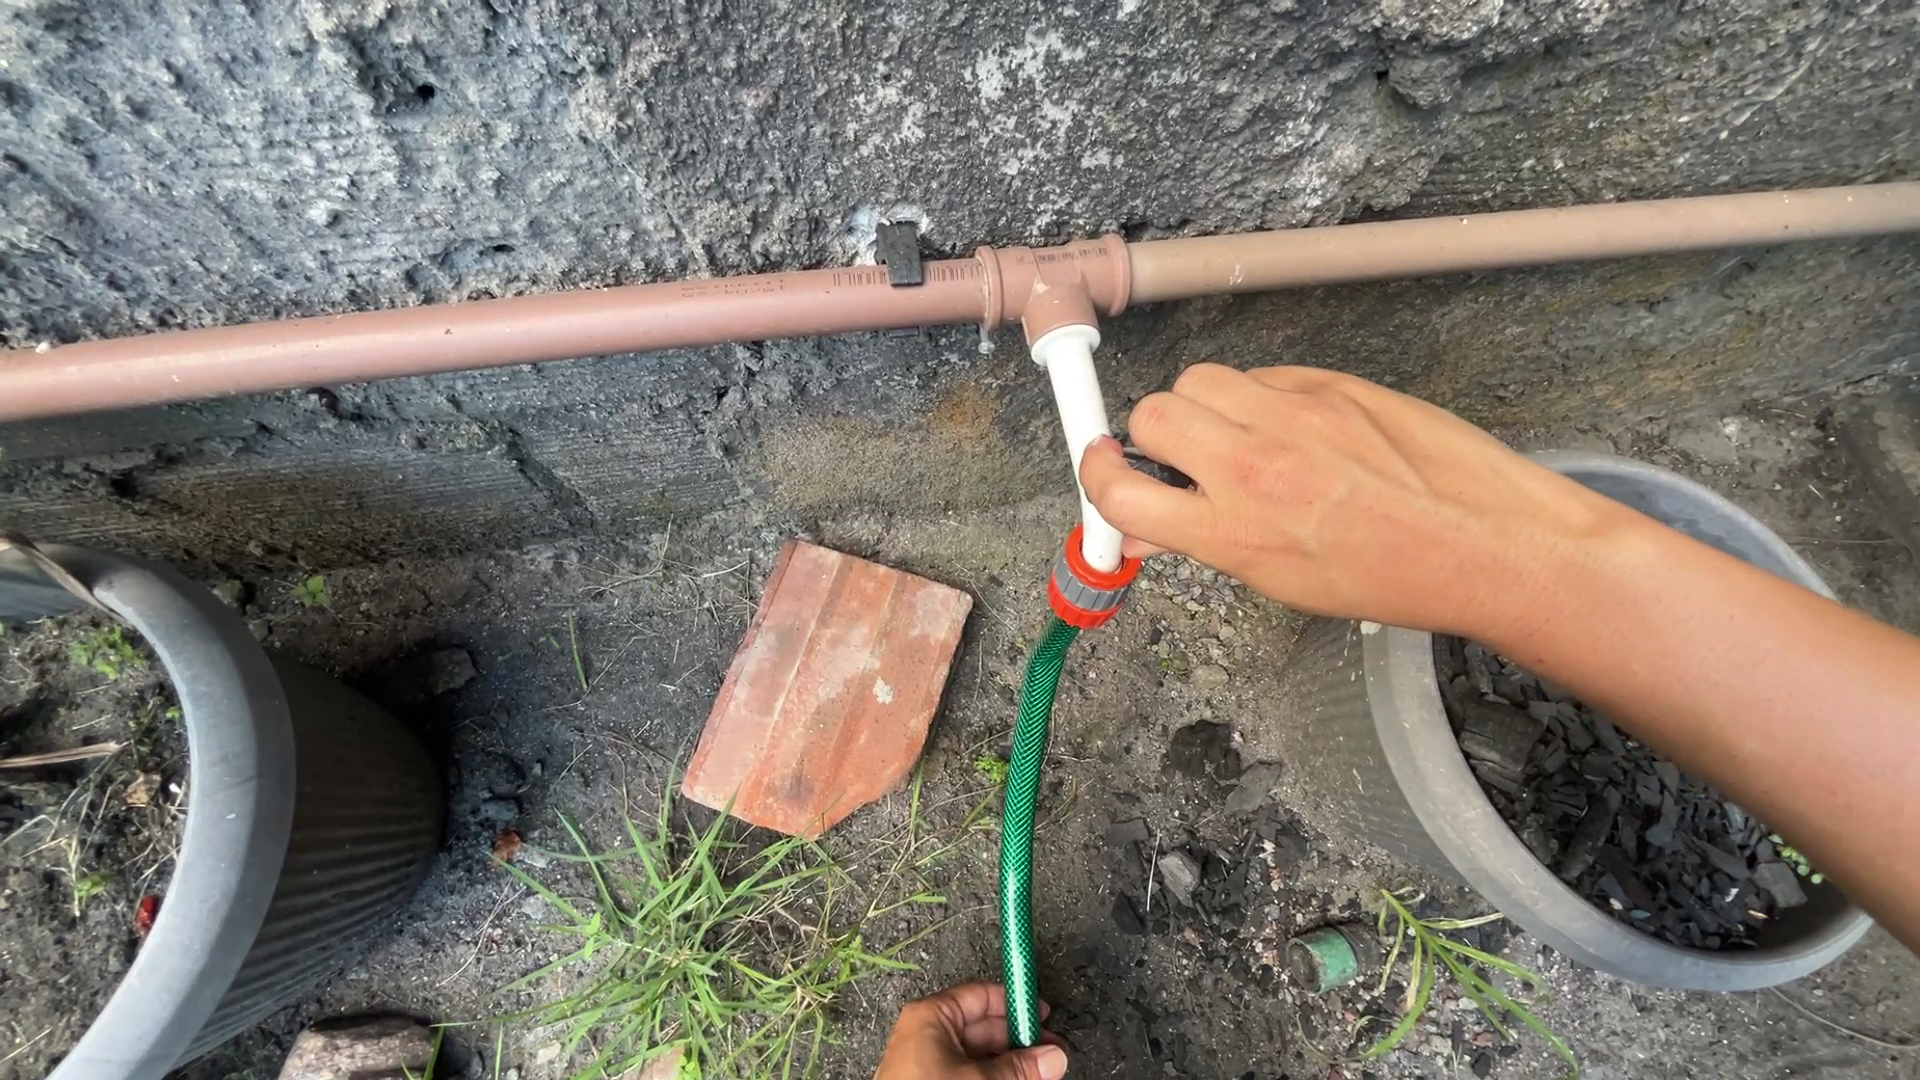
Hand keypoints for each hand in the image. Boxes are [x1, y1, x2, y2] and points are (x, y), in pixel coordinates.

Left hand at [874, 982, 1068, 1079]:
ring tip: (1039, 1074)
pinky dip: (992, 1077)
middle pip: (982, 1027)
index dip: (1014, 1003)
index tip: (1042, 1016)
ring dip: (1009, 1064)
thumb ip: (1019, 1068)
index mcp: (931, 1017)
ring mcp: (927, 1063)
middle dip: (1018, 1041)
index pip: (980, 996)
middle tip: (1050, 1054)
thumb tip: (1053, 1057)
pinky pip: (966, 1074)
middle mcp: (927, 1034)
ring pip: (977, 1055)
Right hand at [1079, 364, 1641, 638]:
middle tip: (1181, 453)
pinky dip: (1259, 395)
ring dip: (1203, 404)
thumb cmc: (1387, 577)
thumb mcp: (1274, 580)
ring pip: (1202, 379)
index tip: (1102, 467)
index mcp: (1231, 532)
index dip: (1096, 473)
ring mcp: (1293, 415)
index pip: (1119, 489)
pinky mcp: (1331, 383)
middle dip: (1154, 431)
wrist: (1488, 544)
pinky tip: (1291, 425)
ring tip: (1237, 432)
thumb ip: (1200, 541)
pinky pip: (1262, 373)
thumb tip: (1147, 523)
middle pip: (1153, 412)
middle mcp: (1252, 467)